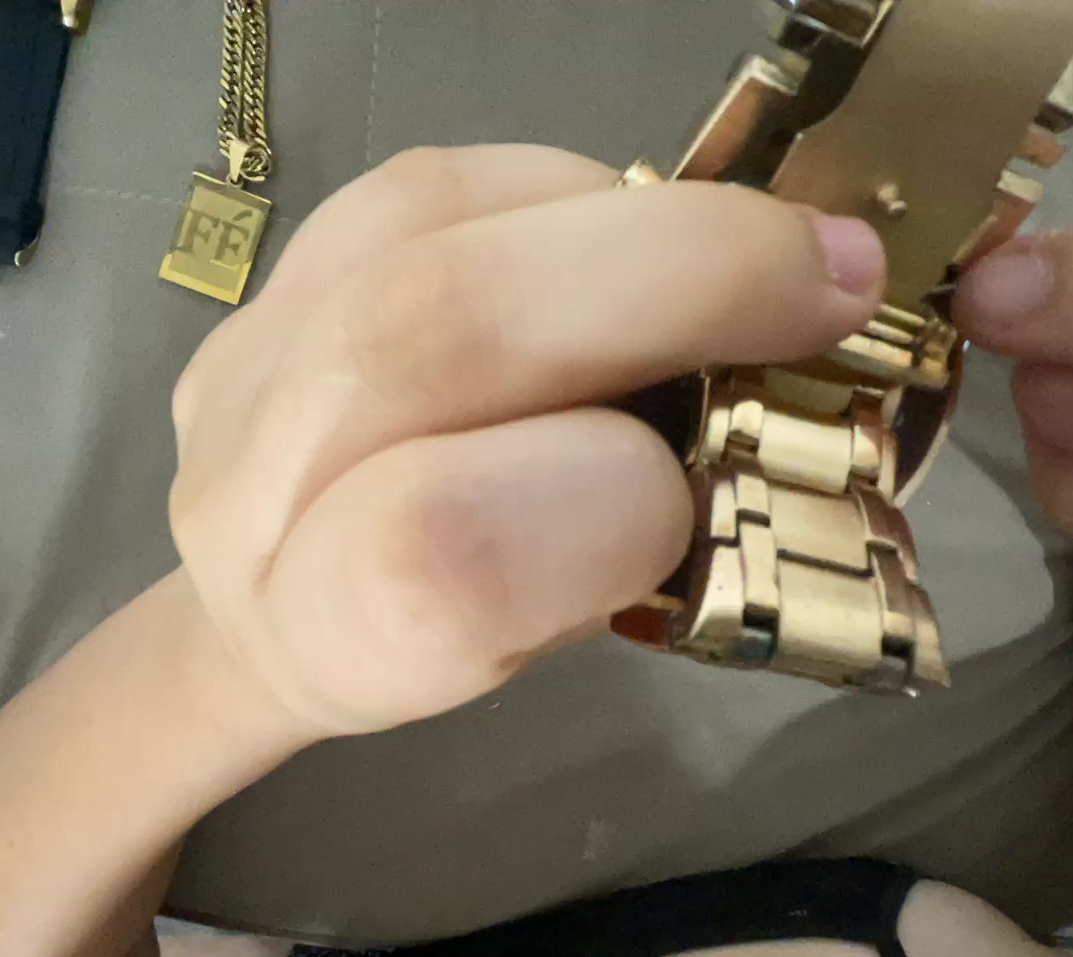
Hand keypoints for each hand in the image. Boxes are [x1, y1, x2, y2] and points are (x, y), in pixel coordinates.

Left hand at [169, 145, 886, 735]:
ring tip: (736, 250)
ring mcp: (246, 366)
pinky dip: (556, 191)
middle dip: (677, 276)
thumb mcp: (529, 647)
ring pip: (433, 222)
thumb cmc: (415, 652)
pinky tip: (612, 231)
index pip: (447, 549)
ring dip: (633, 219)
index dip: (626, 497)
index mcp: (325, 636)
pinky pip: (420, 187)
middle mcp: (250, 489)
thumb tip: (758, 411)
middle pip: (442, 328)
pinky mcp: (265, 290)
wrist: (261, 613)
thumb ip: (621, 551)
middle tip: (826, 276)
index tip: (758, 458)